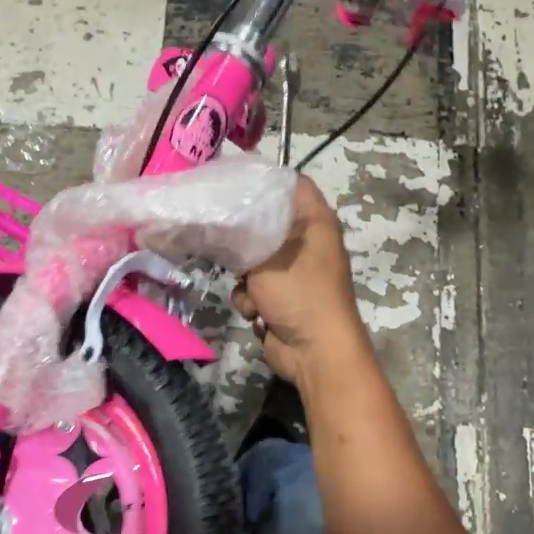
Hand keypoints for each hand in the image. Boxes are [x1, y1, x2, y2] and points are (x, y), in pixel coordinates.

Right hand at [233, 176, 367, 387]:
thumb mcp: (265, 258)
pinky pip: (254, 289)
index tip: (230, 183)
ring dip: (244, 280)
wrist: (315, 352)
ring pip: (252, 261)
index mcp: (314, 222)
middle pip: (265, 224)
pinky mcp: (281, 299)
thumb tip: (221, 218)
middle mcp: (306, 243)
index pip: (290, 184)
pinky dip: (251, 301)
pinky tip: (255, 313)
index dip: (263, 180)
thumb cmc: (299, 295)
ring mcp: (293, 273)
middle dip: (242, 238)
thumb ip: (241, 234)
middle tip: (218, 236)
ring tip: (250, 292)